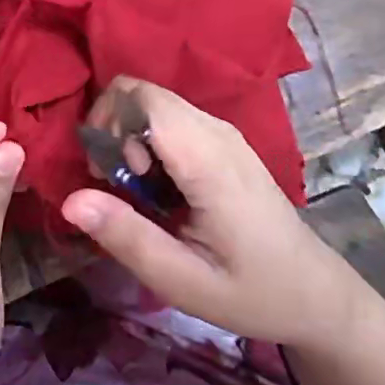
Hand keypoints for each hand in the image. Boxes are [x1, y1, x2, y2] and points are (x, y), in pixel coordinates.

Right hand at [62, 77, 355, 344]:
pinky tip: (157, 185)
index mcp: (207, 159)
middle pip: (142, 91)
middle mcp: (215, 130)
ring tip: (135, 188)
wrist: (316, 292)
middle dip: (111, 126)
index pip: (142, 98)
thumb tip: (69, 200)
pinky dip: (147, 138)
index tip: (108, 175)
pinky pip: (170, 116)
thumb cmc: (251, 291)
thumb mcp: (182, 280)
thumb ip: (126, 236)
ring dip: (128, 133)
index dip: (109, 124)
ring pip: (153, 101)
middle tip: (114, 180)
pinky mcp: (222, 139)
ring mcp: (222, 131)